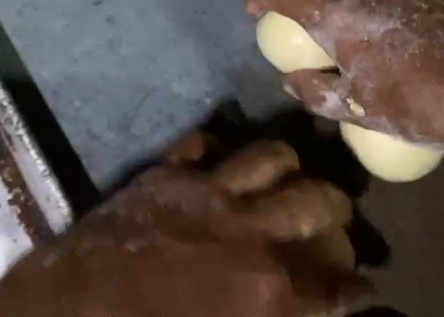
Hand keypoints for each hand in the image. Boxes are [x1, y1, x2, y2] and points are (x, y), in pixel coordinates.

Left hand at [0, 132, 366, 316]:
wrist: (76, 309)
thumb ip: (279, 313)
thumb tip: (314, 306)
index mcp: (270, 288)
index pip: (340, 286)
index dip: (360, 290)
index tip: (367, 288)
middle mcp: (250, 229)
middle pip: (316, 201)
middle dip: (336, 208)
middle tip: (336, 216)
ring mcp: (206, 191)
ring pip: (267, 155)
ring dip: (285, 164)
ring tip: (288, 173)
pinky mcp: (167, 172)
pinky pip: (203, 142)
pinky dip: (217, 149)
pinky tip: (220, 160)